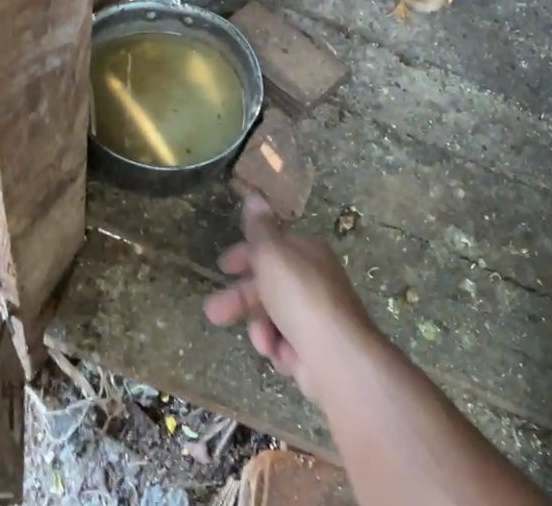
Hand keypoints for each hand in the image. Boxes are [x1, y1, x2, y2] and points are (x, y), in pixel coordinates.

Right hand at [203, 195, 378, 401]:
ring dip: (262, 329)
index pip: (270, 246)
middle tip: (213, 313)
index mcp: (306, 252)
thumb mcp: (272, 255)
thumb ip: (258, 228)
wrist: (337, 356)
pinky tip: (284, 355)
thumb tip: (253, 196)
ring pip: (272, 317)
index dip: (244, 255)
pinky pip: (285, 343)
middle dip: (240, 299)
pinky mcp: (314, 346)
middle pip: (267, 284)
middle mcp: (312, 278)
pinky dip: (280, 349)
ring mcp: (315, 314)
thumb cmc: (300, 297)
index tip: (222, 268)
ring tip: (264, 342)